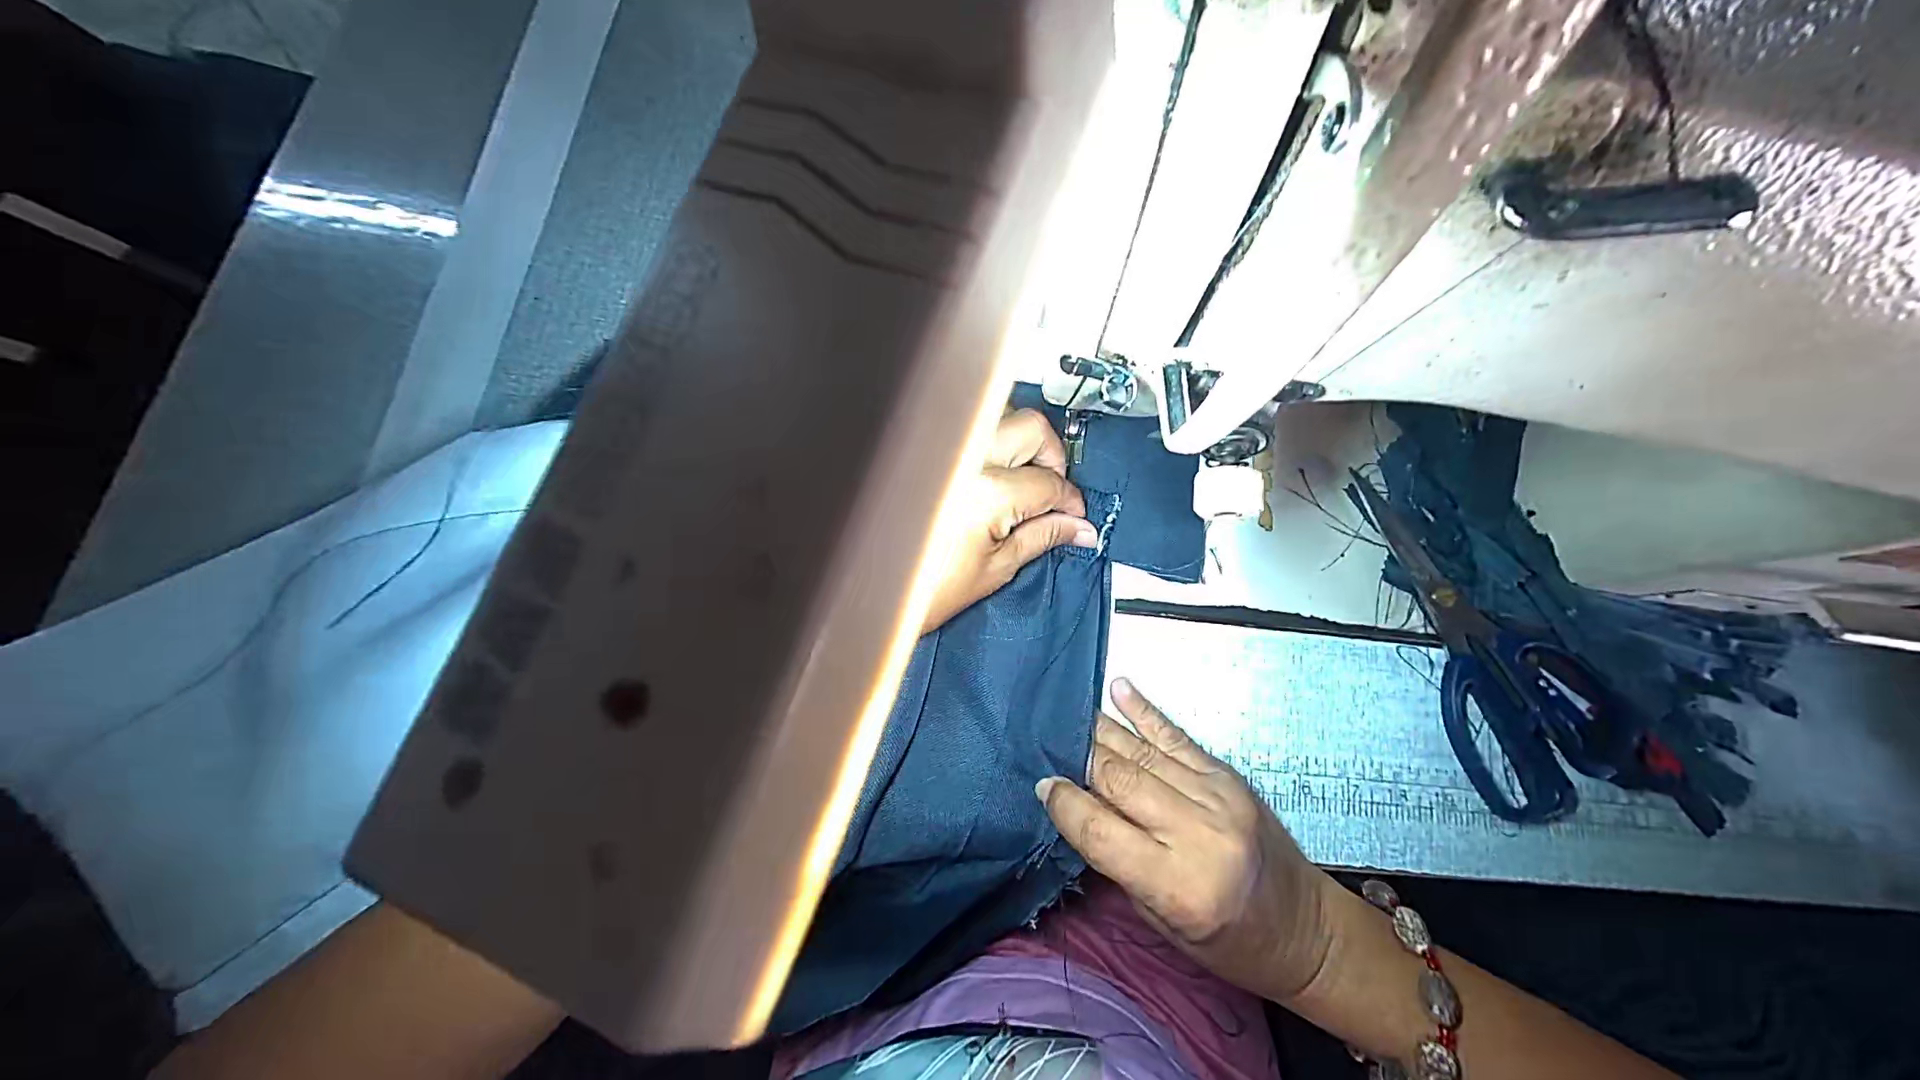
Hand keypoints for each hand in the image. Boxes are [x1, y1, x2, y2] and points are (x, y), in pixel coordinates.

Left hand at [922, 408, 1098, 632]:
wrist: (878, 596)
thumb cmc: (925, 591)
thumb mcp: (997, 568)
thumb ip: (1043, 537)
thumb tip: (1078, 527)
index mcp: (986, 493)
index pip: (1049, 482)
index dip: (1070, 500)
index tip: (1074, 513)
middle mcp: (964, 462)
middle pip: (1033, 428)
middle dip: (1054, 458)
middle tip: (1054, 490)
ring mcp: (943, 455)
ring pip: (999, 416)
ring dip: (1020, 442)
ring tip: (1023, 479)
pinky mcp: (927, 457)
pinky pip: (969, 430)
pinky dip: (989, 442)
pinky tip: (993, 473)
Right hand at [1036, 678, 1337, 1002]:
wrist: (1306, 928)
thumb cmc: (1229, 940)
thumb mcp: (1161, 921)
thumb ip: (1118, 860)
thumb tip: (1074, 804)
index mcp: (1178, 884)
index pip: (1100, 830)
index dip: (1064, 803)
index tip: (1042, 786)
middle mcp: (1198, 832)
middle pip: (1118, 779)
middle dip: (1078, 761)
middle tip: (1049, 746)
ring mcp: (1217, 795)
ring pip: (1141, 752)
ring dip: (1100, 732)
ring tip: (1068, 717)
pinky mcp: (1228, 775)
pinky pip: (1175, 736)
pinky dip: (1143, 711)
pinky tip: (1118, 690)